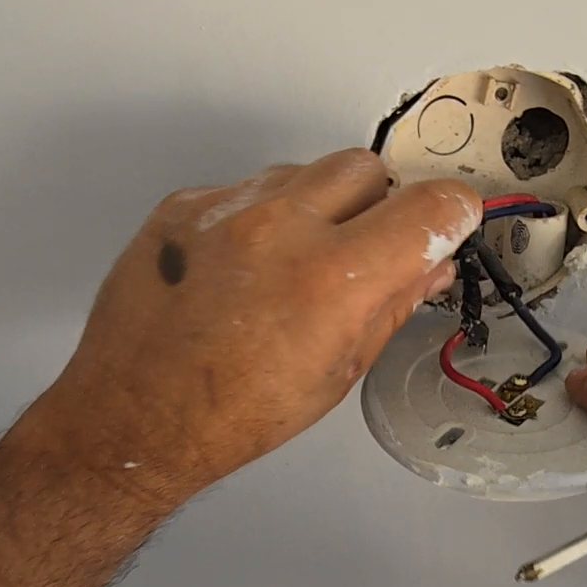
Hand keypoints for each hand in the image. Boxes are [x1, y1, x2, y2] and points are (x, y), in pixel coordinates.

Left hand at [28, 149, 481, 500]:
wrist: (135, 417)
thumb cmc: (234, 415)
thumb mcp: (335, 375)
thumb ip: (390, 307)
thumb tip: (431, 266)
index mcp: (332, 280)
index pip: (429, 207)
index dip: (451, 215)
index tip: (448, 223)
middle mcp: (280, 228)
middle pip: (366, 169)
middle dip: (379, 206)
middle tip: (362, 252)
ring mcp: (224, 208)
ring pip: (305, 172)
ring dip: (319, 207)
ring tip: (293, 266)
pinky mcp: (183, 204)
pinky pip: (248, 187)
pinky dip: (262, 216)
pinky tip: (243, 266)